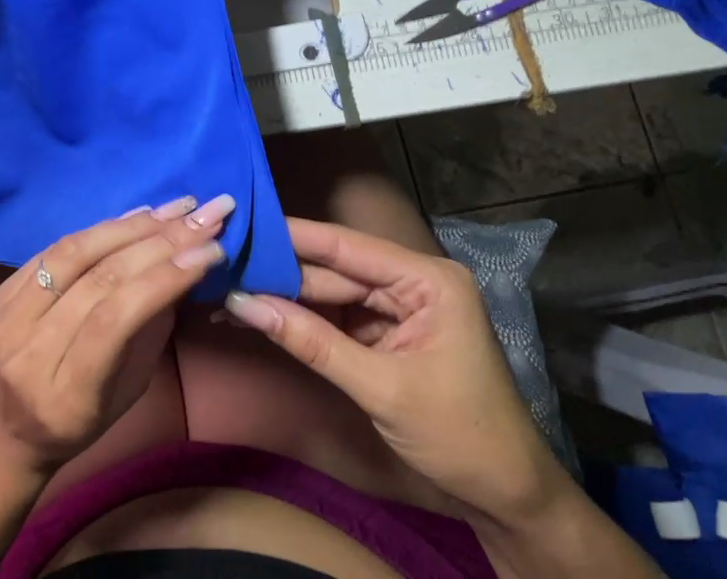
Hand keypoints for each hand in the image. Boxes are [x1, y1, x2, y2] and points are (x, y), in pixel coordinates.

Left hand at [0, 194, 234, 473]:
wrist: (2, 428)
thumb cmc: (77, 422)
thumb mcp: (126, 393)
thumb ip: (149, 334)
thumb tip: (183, 267)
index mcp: (66, 392)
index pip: (114, 320)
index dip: (162, 280)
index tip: (209, 250)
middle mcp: (29, 347)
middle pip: (98, 280)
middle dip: (159, 242)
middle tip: (205, 216)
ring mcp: (8, 316)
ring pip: (74, 254)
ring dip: (132, 226)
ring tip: (176, 209)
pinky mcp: (0, 291)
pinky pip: (55, 249)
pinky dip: (100, 228)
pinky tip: (137, 214)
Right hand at [222, 180, 564, 523]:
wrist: (508, 497)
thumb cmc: (460, 435)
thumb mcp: (380, 386)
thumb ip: (309, 340)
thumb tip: (239, 302)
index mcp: (428, 280)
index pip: (345, 247)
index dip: (288, 237)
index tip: (235, 229)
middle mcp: (412, 283)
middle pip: (330, 270)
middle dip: (276, 275)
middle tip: (218, 270)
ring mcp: (398, 308)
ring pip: (326, 293)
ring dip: (280, 298)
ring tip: (223, 294)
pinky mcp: (385, 334)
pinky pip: (332, 319)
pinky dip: (297, 322)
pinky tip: (255, 317)